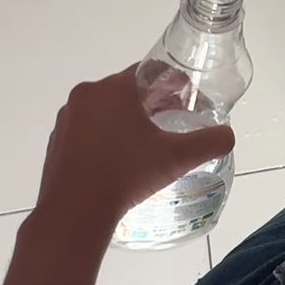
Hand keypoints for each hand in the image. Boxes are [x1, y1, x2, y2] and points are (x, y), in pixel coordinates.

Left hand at [30, 65, 235, 245]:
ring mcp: (68, 119)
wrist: (73, 214)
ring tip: (152, 140)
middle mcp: (87, 95)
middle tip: (178, 118)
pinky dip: (110, 134)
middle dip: (156, 100)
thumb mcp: (178, 157)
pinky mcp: (57, 142)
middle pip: (130, 88)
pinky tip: (124, 157)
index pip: (152, 71)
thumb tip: (228, 135)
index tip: (191, 98)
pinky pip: (90, 127)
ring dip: (132, 117)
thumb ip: (211, 141)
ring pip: (109, 107)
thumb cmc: (126, 174)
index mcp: (114, 88)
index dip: (176, 82)